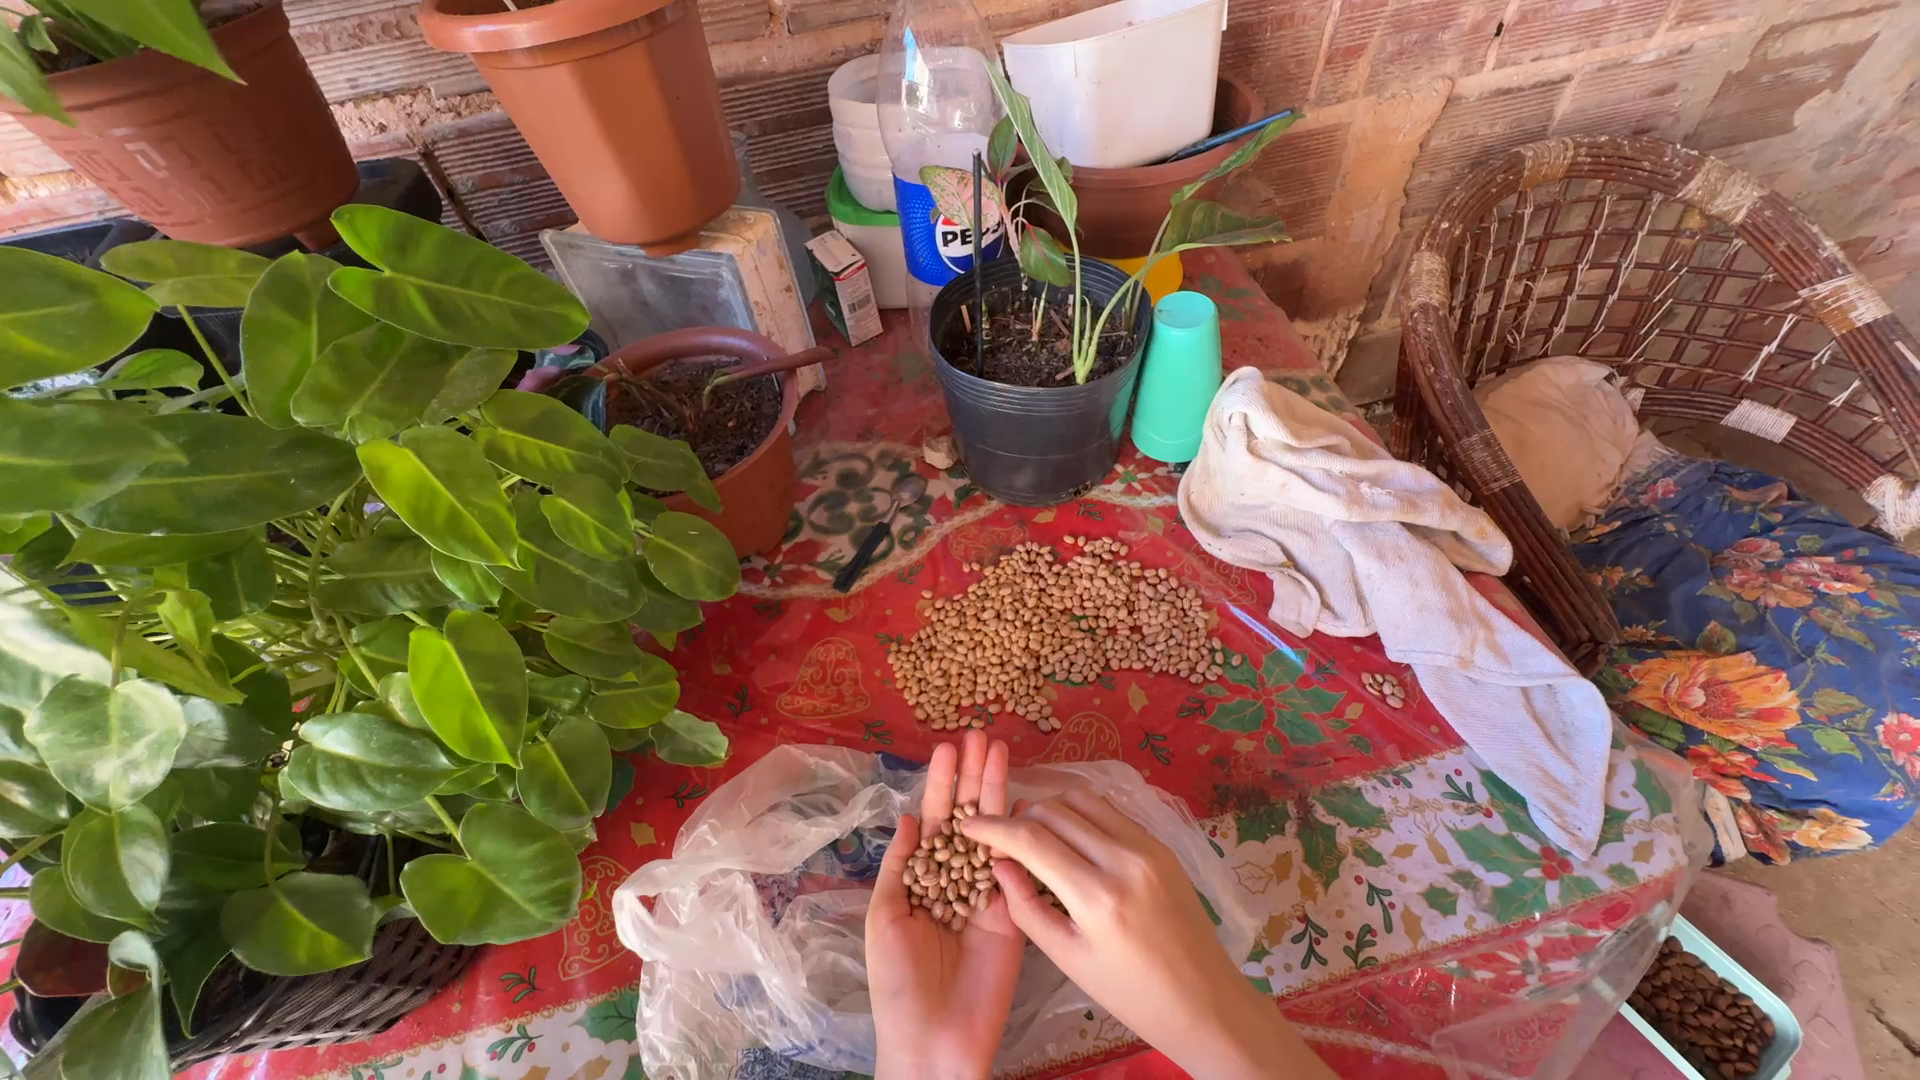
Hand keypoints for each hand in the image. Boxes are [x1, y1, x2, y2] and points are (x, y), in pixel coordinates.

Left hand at [867, 730, 1023, 1078]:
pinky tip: (1024, 799)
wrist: (934, 1040)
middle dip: (974, 775)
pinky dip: (1021, 833)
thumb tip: (911, 816)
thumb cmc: (898, 981)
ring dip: (997, 790)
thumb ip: (900, 864)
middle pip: (968, 815)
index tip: (949, 746)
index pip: (936, 818)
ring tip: (1000, 749)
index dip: (942, 783)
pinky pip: (1017, 868)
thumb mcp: (885, 917)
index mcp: (922, 877)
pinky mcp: (1013, 912)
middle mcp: (956, 876)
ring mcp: (987, 891)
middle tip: (981, 734)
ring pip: (994, 831)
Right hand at [961, 790, 1335, 1079]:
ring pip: (1081, 799)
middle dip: (1019, 817)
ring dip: (1049, 808)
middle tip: (1002, 836)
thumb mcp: (1069, 960)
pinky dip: (1080, 813)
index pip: (1032, 838)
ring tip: (1034, 832)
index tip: (969, 824)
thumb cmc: (1132, 994)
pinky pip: (1109, 810)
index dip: (994, 826)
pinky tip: (1070, 835)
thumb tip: (998, 863)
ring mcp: (1147, 844)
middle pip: (1054, 810)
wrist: (1207, 1000)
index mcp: (1098, 896)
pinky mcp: (1160, 842)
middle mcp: (1123, 858)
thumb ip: (1026, 908)